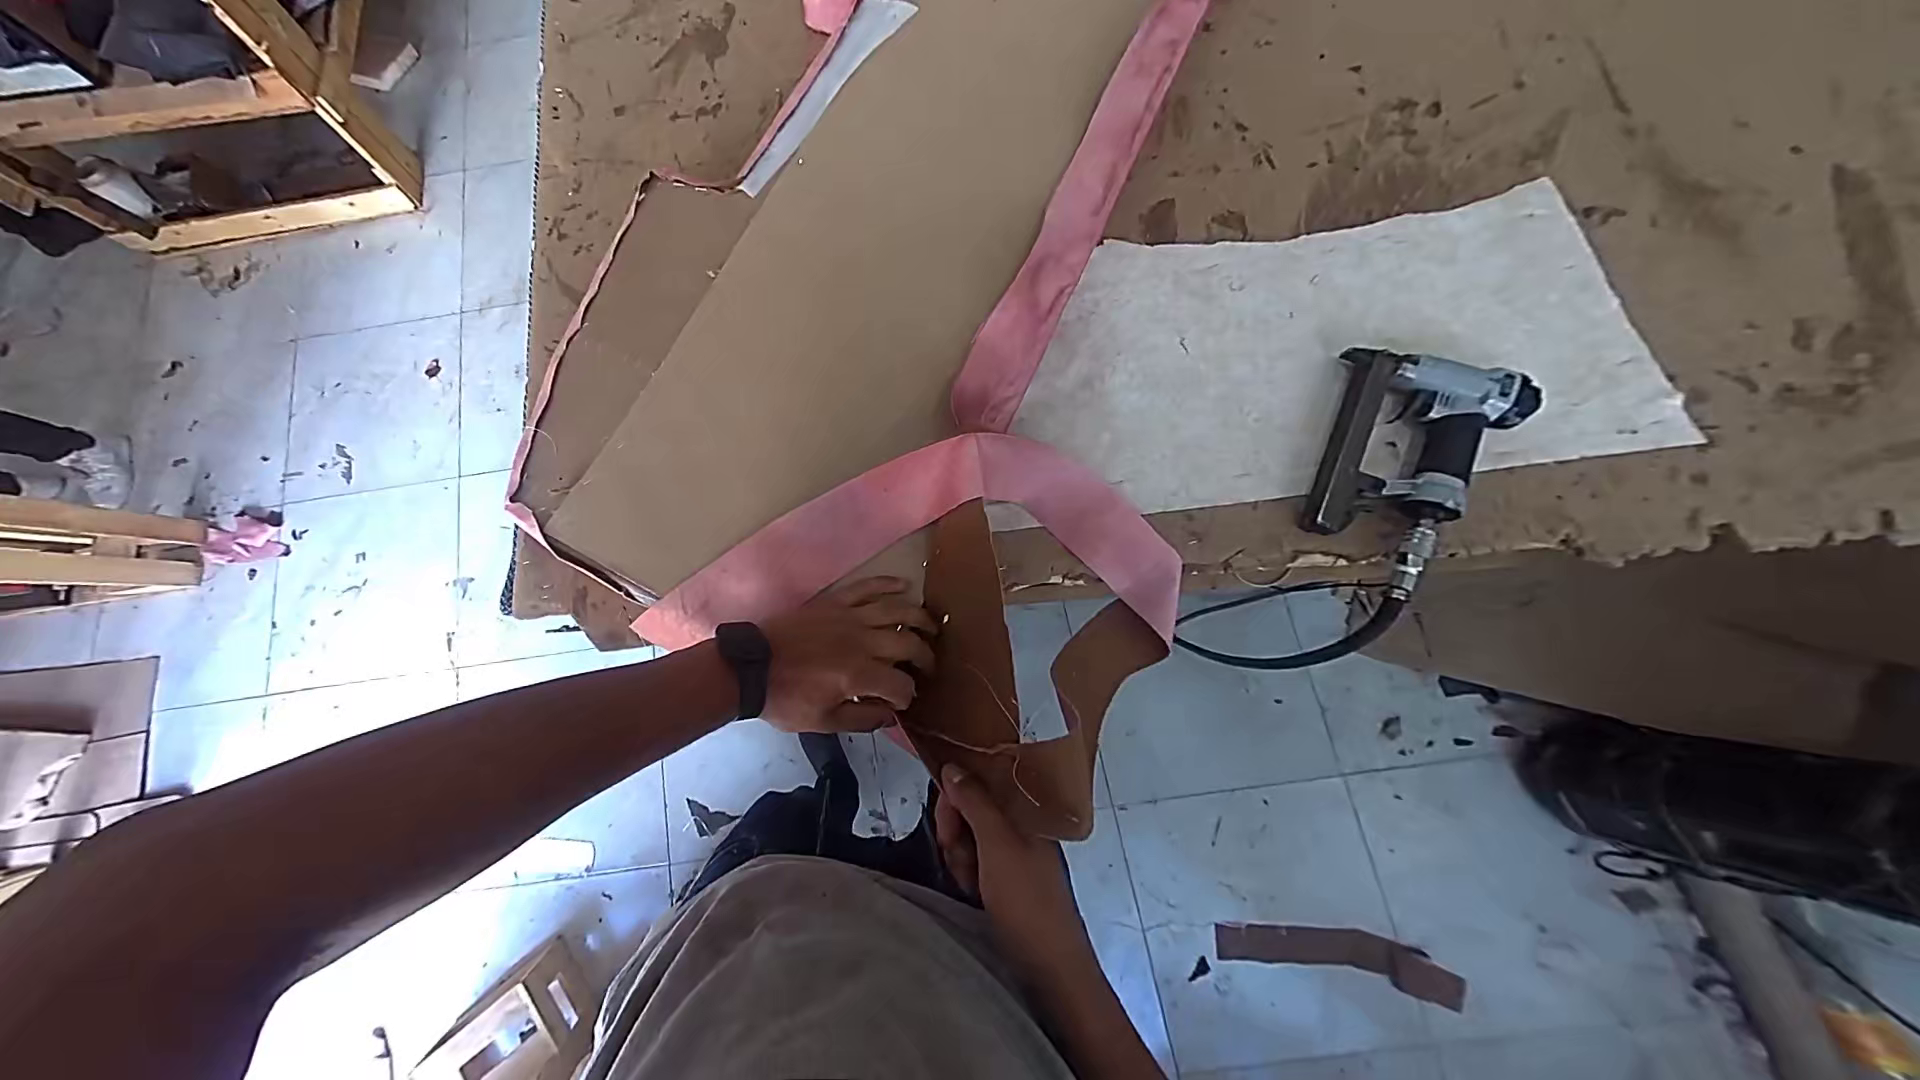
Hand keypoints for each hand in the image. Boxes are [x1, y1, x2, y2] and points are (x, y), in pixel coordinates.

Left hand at [757, 576, 936, 732]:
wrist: (750, 667)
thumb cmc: (784, 699)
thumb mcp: (823, 722)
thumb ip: (862, 719)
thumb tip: (890, 715)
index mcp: (859, 675)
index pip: (901, 684)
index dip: (908, 696)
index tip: (904, 701)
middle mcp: (862, 641)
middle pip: (908, 642)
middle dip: (925, 657)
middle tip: (929, 665)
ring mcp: (849, 617)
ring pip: (896, 610)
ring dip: (919, 617)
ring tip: (931, 627)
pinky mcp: (835, 602)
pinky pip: (868, 587)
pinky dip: (887, 584)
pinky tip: (904, 586)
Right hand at [935, 763, 1091, 971]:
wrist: (1048, 965)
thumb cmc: (1027, 898)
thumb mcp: (998, 844)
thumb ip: (975, 802)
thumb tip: (953, 765)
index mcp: (1025, 808)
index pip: (981, 782)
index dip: (956, 798)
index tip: (947, 824)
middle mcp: (1019, 824)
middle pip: (970, 809)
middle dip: (956, 833)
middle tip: (961, 860)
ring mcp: (1013, 853)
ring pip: (968, 837)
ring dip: (960, 857)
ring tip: (970, 883)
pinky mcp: (1005, 878)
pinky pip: (974, 861)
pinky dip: (967, 874)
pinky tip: (972, 892)